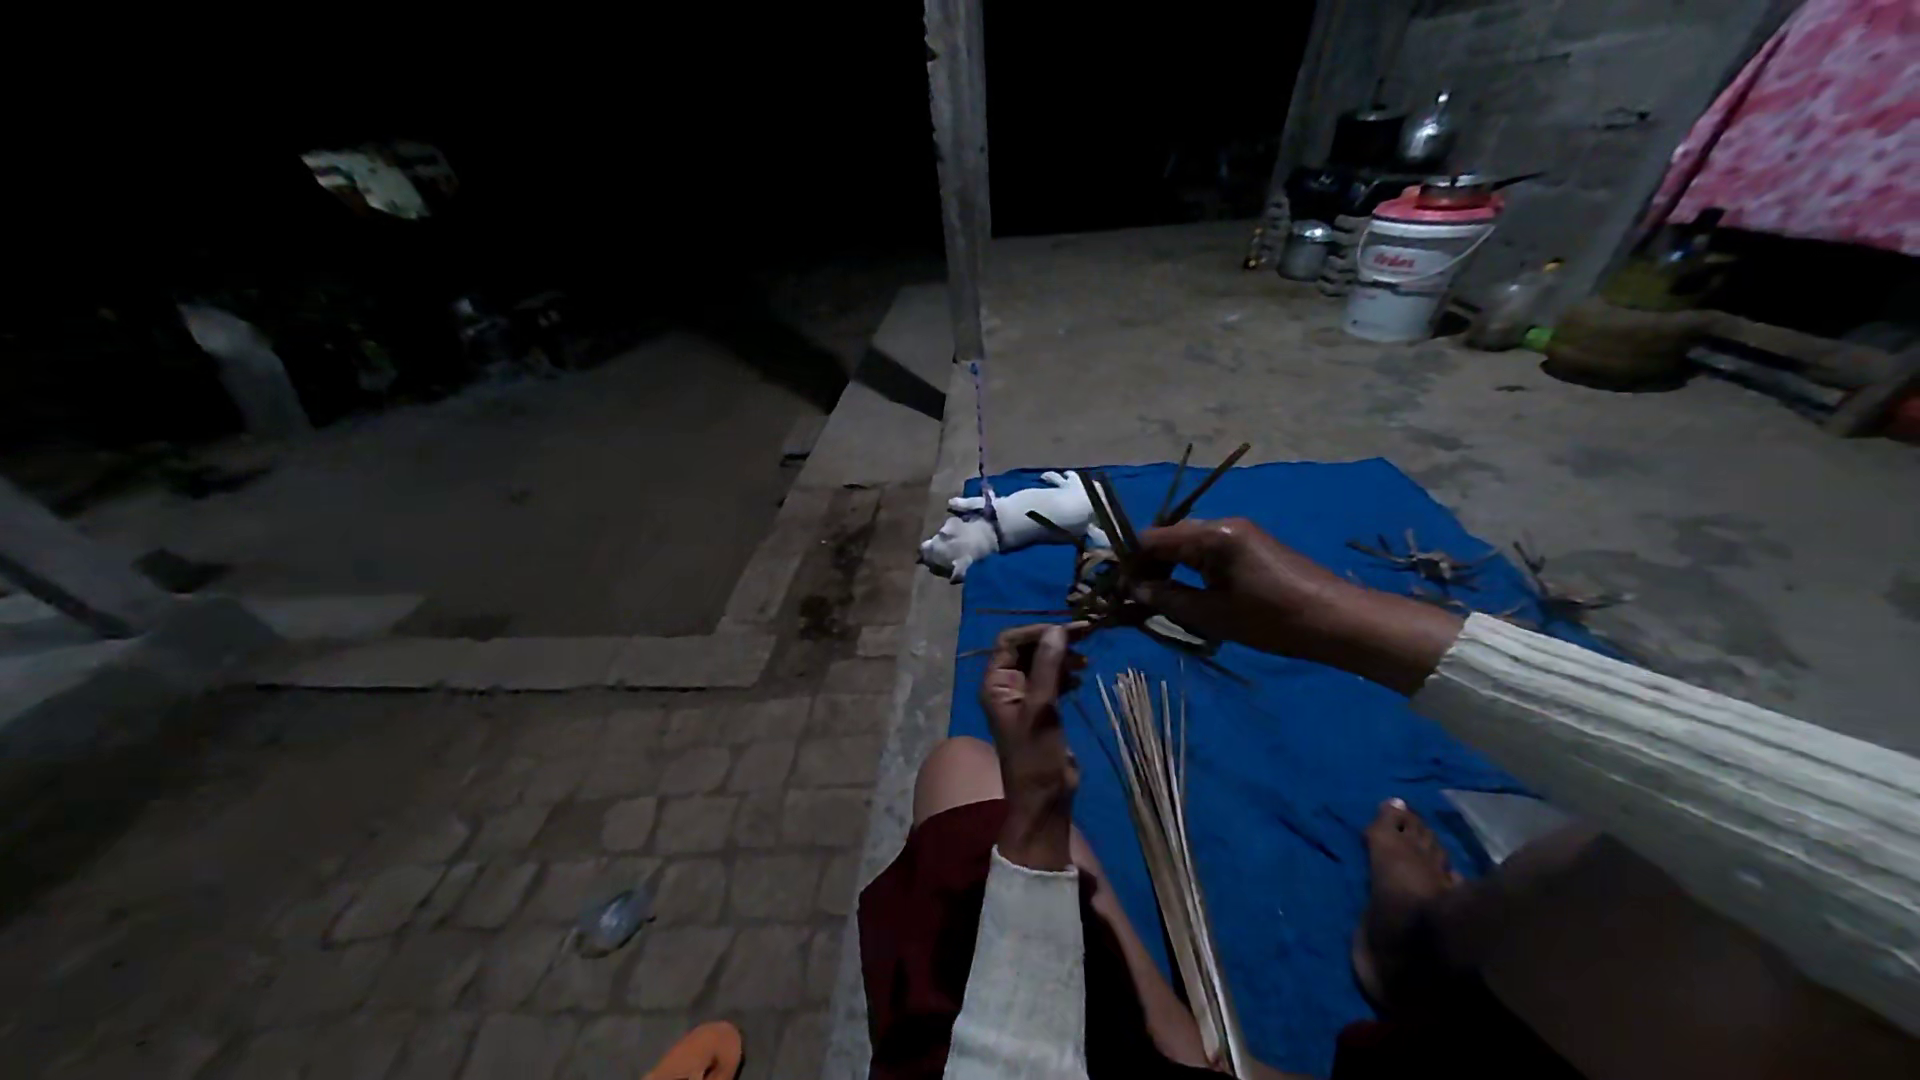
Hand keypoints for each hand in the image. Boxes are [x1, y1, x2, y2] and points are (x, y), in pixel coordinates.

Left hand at [981, 623, 1084, 869]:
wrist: (1044, 799)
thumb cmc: (1036, 755)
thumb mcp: (1042, 708)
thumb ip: (1048, 667)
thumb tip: (1057, 630)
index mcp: (996, 683)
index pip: (1010, 641)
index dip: (1037, 631)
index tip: (1066, 629)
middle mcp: (1006, 686)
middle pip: (1028, 649)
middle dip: (1054, 640)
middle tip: (1086, 634)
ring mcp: (1024, 698)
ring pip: (1042, 663)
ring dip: (1062, 656)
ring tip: (1086, 660)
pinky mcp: (1041, 709)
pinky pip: (1051, 680)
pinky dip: (1065, 674)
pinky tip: (1080, 678)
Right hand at [1136, 518, 1461, 694]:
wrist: (1337, 620)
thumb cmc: (1271, 619)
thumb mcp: (1211, 614)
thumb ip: (1167, 598)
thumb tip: (1136, 589)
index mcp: (1211, 535)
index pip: (1152, 539)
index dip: (1129, 561)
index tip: (1117, 586)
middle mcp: (1222, 523)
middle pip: (1169, 537)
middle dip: (1148, 563)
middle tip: (1135, 594)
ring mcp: (1240, 531)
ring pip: (1187, 543)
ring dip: (1169, 565)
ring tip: (1158, 595)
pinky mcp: (1251, 544)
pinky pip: (1207, 549)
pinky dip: (1190, 566)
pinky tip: (1187, 588)